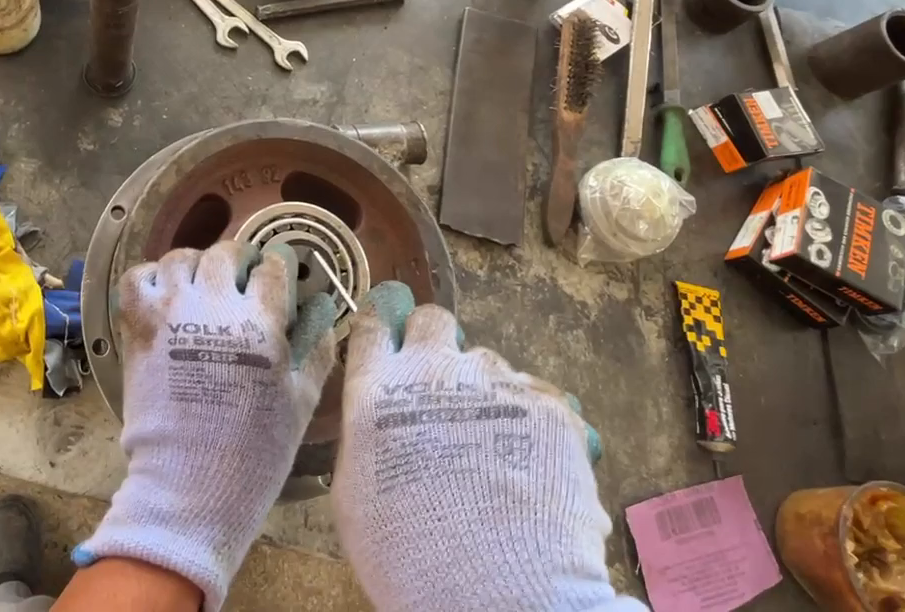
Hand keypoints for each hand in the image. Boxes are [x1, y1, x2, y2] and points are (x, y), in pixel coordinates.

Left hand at [76, 241, 337, 607]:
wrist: (188, 484)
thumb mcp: (301, 401)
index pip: (272, 268)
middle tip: (241, 281)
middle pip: (226, 253)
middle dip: (239, 262)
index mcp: (261, 324)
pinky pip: (139, 278)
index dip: (277, 268)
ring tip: (202, 287)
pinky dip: (153, 279)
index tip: (275, 276)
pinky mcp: (139, 326)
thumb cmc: (253, 449)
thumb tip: (321, 310)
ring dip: (196, 266)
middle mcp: (215, 306)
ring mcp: (172, 312)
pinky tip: (166, 296)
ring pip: (182, 258)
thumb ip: (316, 348)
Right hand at [332, 282, 643, 611]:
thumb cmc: (406, 551)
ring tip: (496, 449)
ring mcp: (496, 382)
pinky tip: (534, 467)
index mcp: (378, 388)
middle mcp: (434, 369)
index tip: (390, 335)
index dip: (382, 325)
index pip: (374, 325)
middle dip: (435, 342)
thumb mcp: (355, 493)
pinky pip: (537, 397)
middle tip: (441, 385)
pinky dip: (532, 423)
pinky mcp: (549, 406)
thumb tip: (381, 420)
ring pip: (488, 363)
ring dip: (485, 391)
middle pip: (433, 321)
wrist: (497, 591)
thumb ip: (367, 437)